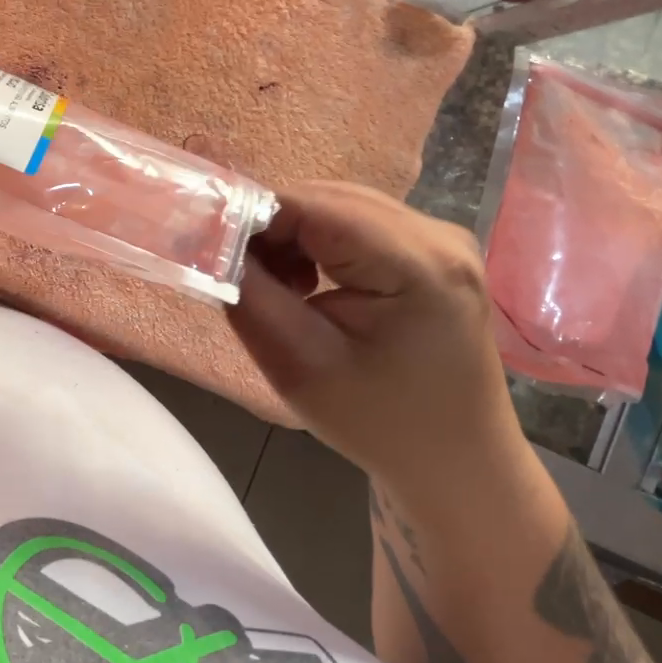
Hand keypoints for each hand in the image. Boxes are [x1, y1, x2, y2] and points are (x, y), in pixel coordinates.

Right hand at [226, 181, 524, 499]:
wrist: (455, 464)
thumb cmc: (375, 421)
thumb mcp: (295, 360)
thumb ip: (247, 290)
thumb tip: (209, 238)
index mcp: (416, 261)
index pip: (306, 204)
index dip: (245, 218)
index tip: (206, 252)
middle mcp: (438, 234)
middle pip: (321, 198)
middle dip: (266, 228)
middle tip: (238, 277)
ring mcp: (442, 239)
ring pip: (333, 206)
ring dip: (288, 236)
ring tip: (274, 287)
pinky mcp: (433, 252)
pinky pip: (353, 223)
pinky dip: (313, 243)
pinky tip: (306, 284)